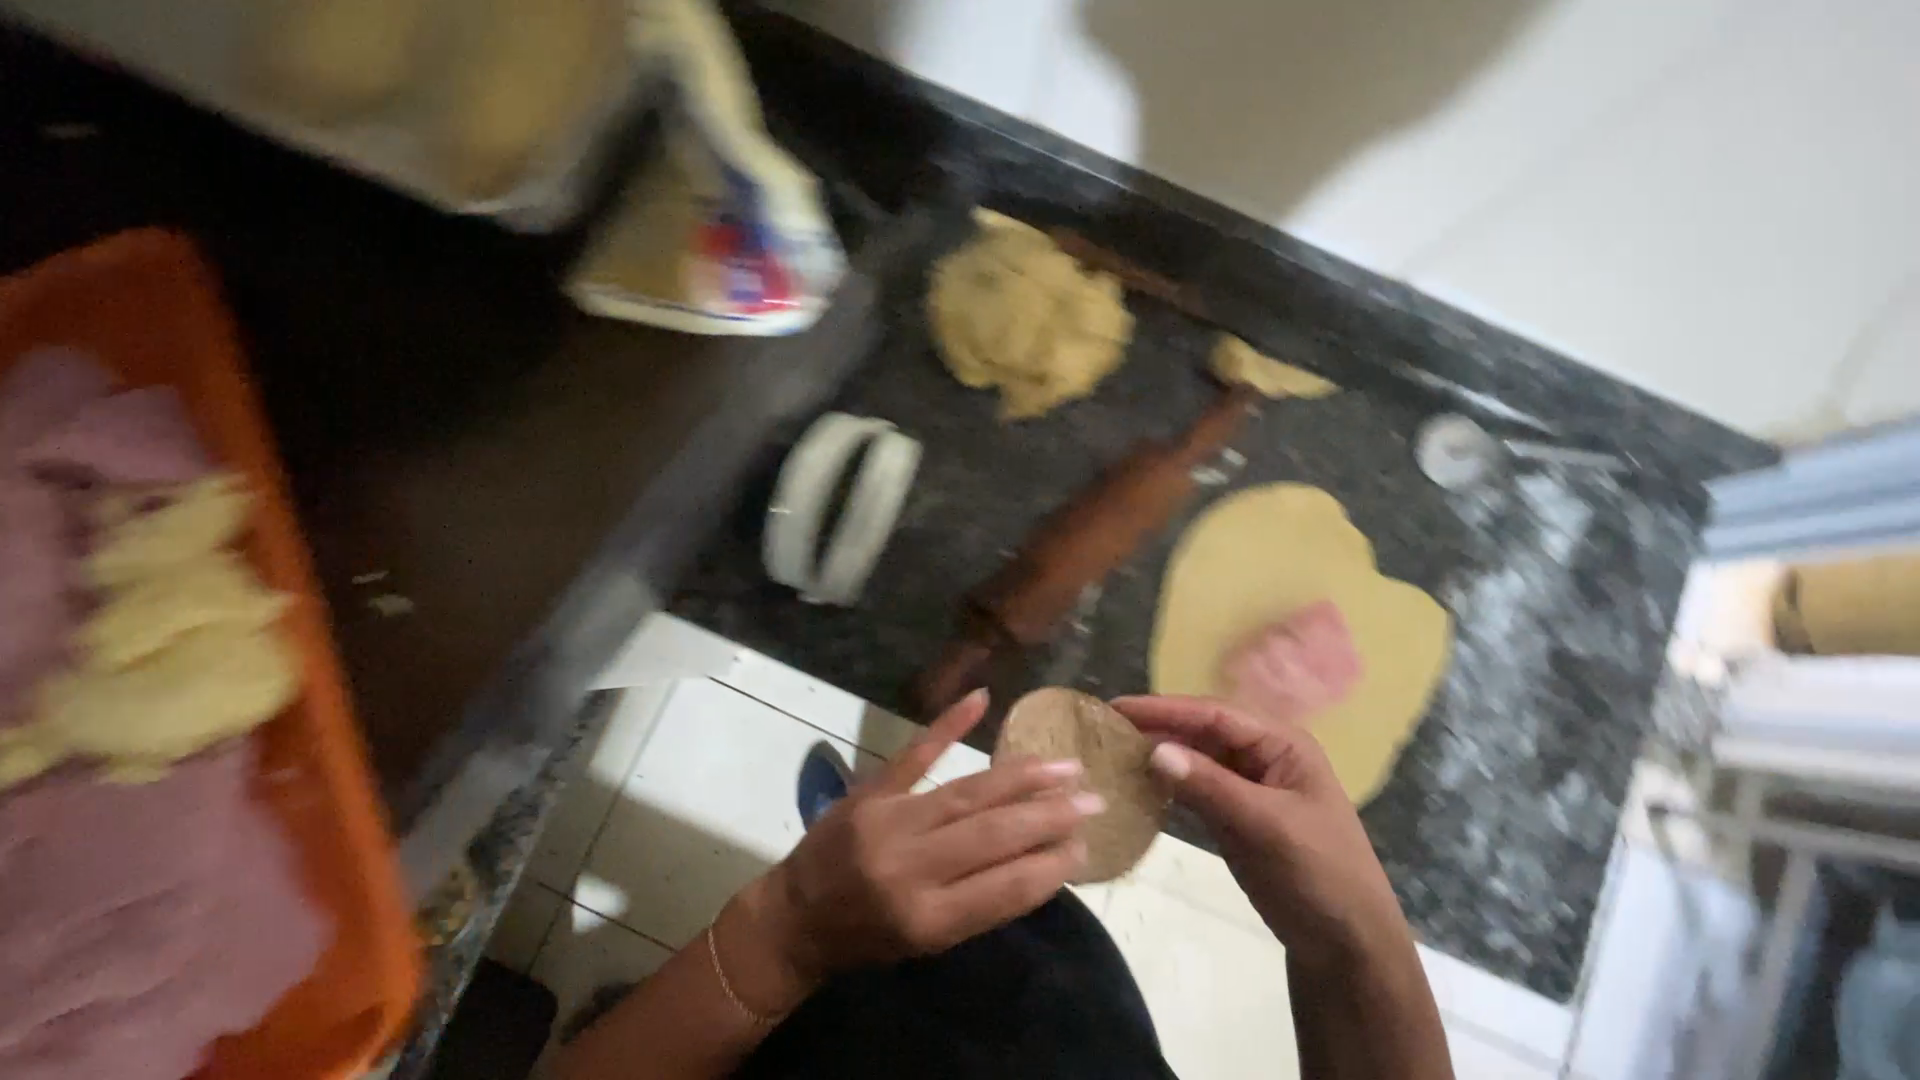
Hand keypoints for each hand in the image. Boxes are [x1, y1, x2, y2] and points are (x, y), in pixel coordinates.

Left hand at [725, 691, 1099, 1010]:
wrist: (795, 918)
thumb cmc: (868, 939)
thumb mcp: (927, 941)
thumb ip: (980, 902)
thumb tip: (1042, 858)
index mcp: (928, 919)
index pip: (1006, 887)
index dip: (1052, 865)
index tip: (1085, 845)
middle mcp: (910, 868)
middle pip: (995, 835)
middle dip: (1050, 816)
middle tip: (1093, 800)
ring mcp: (888, 822)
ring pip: (968, 793)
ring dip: (1021, 776)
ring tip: (1065, 766)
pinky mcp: (870, 791)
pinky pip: (914, 753)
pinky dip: (948, 724)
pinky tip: (981, 700)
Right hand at [1112, 695, 1410, 969]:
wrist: (1345, 944)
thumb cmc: (1320, 874)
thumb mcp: (1268, 827)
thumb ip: (1211, 787)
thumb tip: (1154, 750)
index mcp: (1281, 744)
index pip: (1215, 714)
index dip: (1165, 709)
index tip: (1117, 708)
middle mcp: (1262, 756)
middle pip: (1201, 730)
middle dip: (1157, 726)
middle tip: (1105, 727)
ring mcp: (1246, 786)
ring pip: (1194, 758)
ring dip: (1158, 754)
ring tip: (1111, 751)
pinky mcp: (1233, 816)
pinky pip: (1193, 788)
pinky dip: (1166, 785)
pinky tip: (1136, 785)